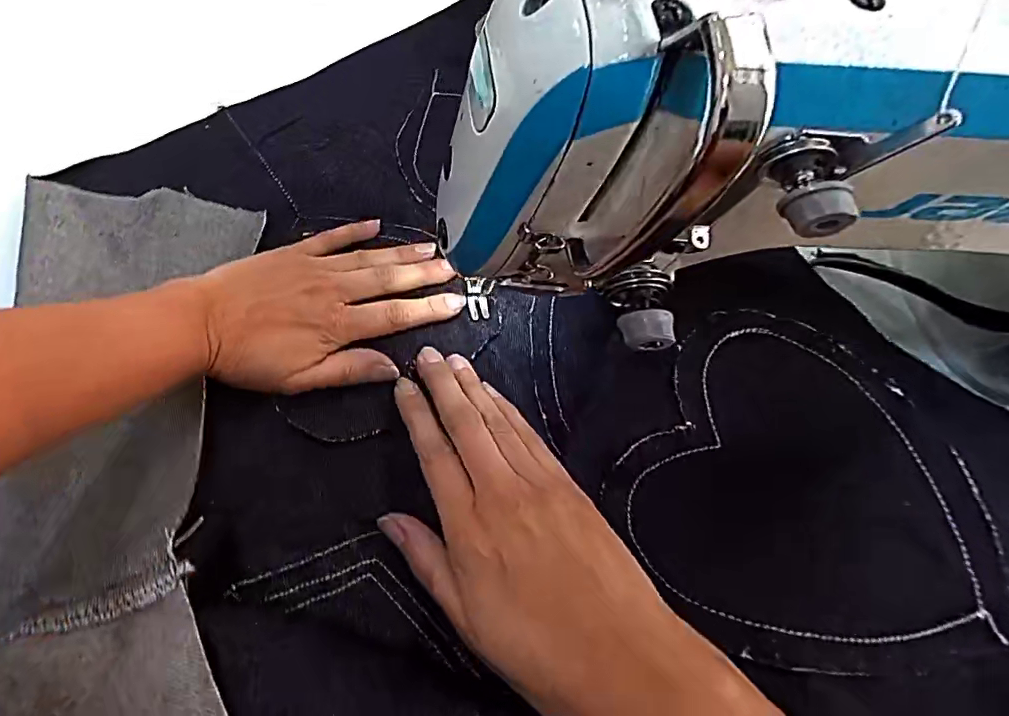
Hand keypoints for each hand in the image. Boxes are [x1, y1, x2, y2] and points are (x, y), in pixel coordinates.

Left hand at [189, 220, 462, 393]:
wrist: (201, 322)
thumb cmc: (248, 357)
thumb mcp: (298, 379)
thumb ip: (348, 370)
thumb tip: (391, 368)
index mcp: (337, 324)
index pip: (394, 315)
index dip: (427, 309)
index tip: (454, 301)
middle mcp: (334, 291)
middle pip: (389, 281)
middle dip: (424, 275)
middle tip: (452, 268)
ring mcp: (316, 267)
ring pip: (369, 258)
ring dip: (402, 254)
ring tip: (430, 248)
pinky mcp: (295, 253)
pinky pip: (332, 238)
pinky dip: (355, 230)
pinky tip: (376, 224)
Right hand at [383, 350, 779, 715]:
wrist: (619, 652)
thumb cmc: (537, 645)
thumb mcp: (465, 615)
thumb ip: (425, 559)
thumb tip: (389, 521)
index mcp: (470, 527)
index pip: (434, 453)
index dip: (417, 414)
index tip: (404, 387)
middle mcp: (501, 494)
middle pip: (465, 424)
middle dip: (442, 384)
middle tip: (427, 356)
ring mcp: (537, 484)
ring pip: (497, 421)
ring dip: (474, 387)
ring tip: (455, 362)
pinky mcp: (566, 483)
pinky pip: (529, 434)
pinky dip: (508, 409)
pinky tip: (496, 395)